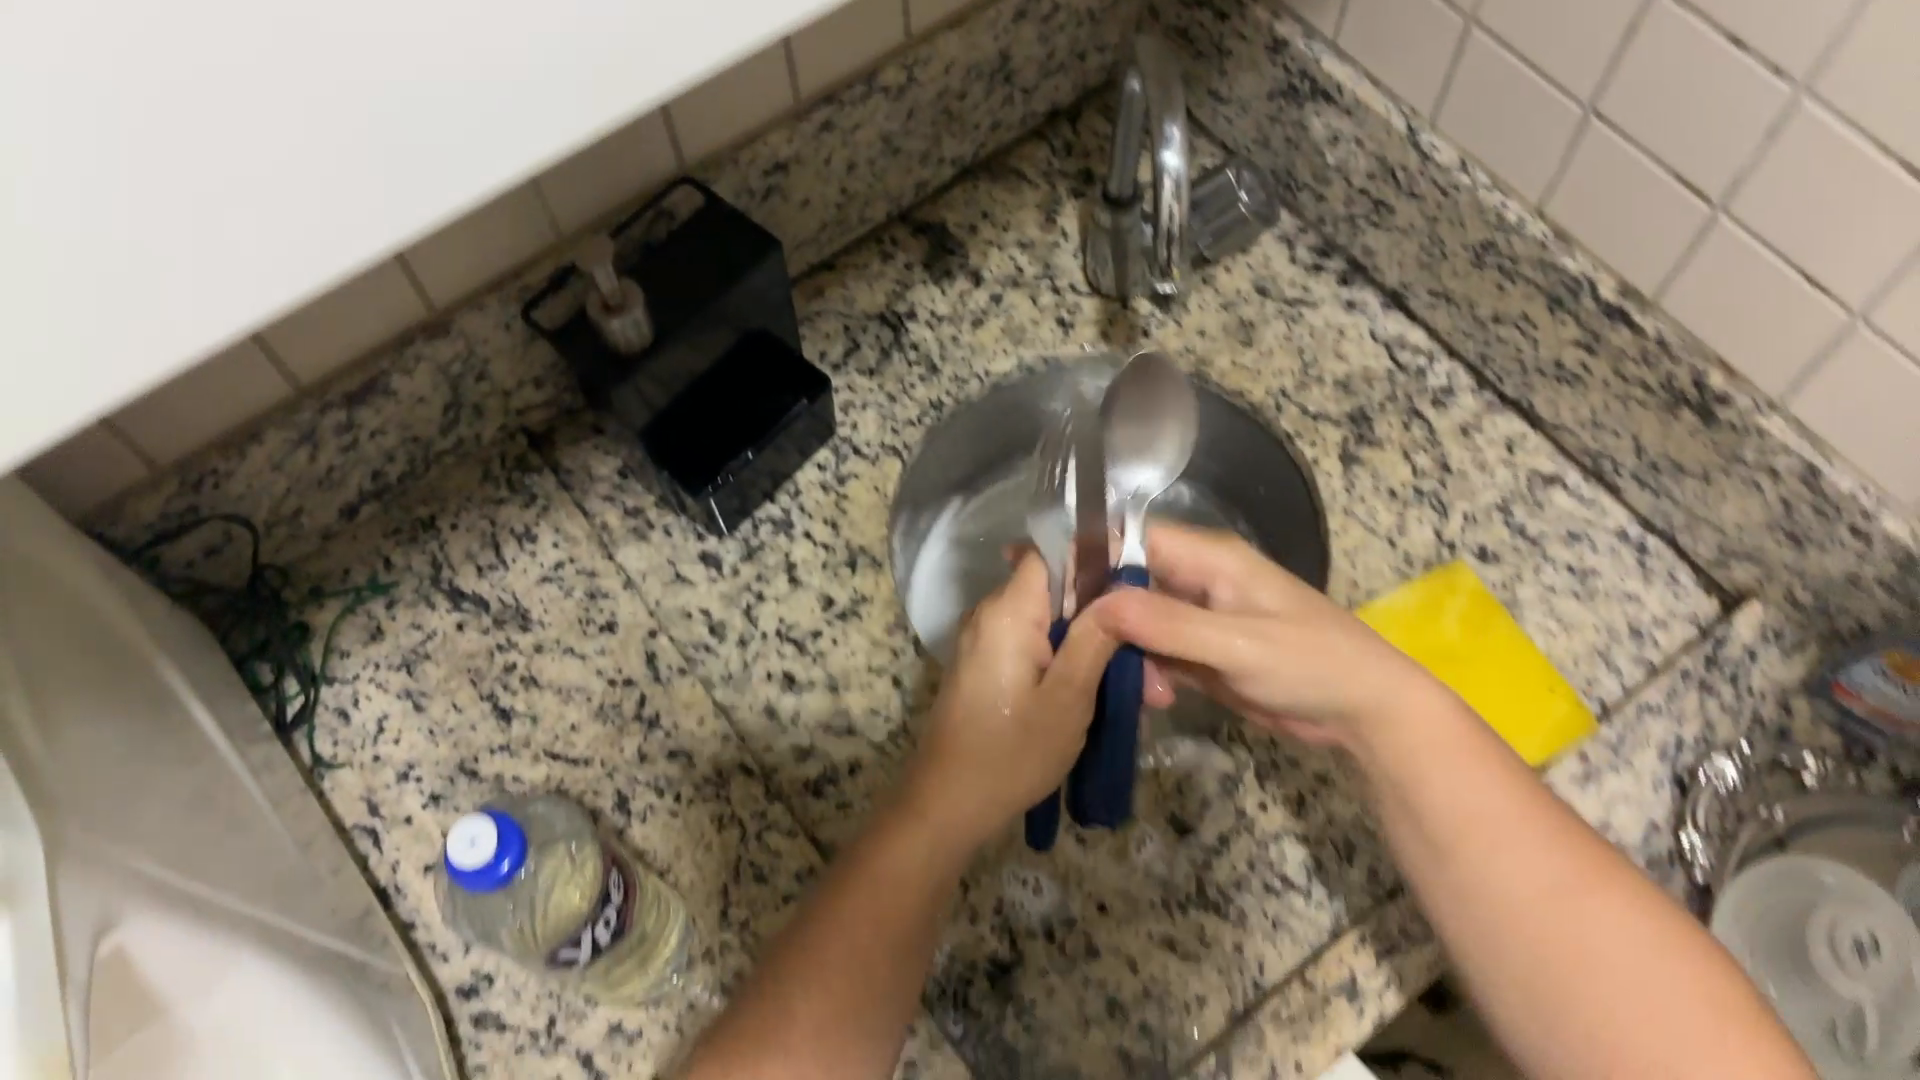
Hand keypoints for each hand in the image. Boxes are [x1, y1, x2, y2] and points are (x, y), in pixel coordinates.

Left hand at [900, 552, 1119, 849]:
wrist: (948, 804)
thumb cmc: (1011, 753)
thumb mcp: (1068, 698)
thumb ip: (1094, 637)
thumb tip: (1119, 586)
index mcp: (1007, 611)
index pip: (1051, 553)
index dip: (1096, 560)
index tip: (1140, 588)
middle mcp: (990, 614)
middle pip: (1057, 593)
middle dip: (1105, 620)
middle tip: (1150, 668)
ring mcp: (985, 642)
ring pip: (1050, 626)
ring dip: (1090, 650)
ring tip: (1136, 694)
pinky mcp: (987, 668)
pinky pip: (1034, 649)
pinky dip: (1066, 666)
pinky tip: (1099, 699)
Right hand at [1088, 523, 1450, 750]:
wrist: (1365, 713)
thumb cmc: (1312, 664)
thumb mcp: (1238, 645)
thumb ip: (1169, 624)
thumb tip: (1099, 606)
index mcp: (1209, 557)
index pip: (1131, 539)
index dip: (1091, 561)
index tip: (1060, 599)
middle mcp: (1196, 579)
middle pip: (1126, 582)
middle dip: (1103, 617)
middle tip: (1082, 654)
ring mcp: (1197, 617)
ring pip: (1135, 622)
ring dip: (1126, 654)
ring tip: (1138, 690)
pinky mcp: (1200, 652)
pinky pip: (1154, 653)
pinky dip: (1146, 674)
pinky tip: (1154, 700)